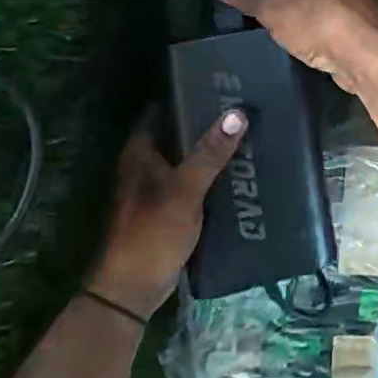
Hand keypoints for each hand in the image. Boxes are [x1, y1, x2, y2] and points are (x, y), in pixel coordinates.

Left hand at [88, 109, 247, 318]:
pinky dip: (207, 177)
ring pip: (184, 159)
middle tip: (241, 111)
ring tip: (244, 137)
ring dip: (207, 152)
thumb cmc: (153, 232)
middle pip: (177, 133)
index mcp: (140, 149)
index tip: (221, 86)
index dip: (189, 94)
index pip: (165, 107)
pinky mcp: (164, 209)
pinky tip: (233, 175)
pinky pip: (189, 183)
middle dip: (204, 123)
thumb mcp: (185, 189)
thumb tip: (236, 113)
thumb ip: (210, 153)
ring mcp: (153, 187)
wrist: (132, 290)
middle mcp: (144, 162)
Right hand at [210, 0, 377, 92]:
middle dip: (265, 2)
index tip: (230, 9)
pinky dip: (303, 29)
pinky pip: (315, 18)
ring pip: (299, 2)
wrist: (369, 54)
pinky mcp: (349, 17)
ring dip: (284, 18)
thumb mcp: (272, 7)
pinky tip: (294, 45)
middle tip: (246, 26)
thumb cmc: (317, 21)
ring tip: (268, 37)